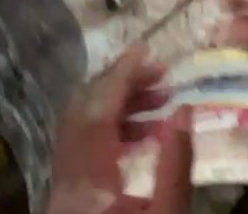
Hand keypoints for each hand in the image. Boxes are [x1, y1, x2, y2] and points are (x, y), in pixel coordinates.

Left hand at [47, 48, 191, 213]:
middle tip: (162, 75)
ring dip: (117, 109)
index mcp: (90, 180)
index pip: (99, 111)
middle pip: (82, 116)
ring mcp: (63, 193)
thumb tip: (184, 108)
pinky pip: (81, 152)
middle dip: (120, 87)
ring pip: (79, 133)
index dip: (121, 75)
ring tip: (161, 104)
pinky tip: (142, 138)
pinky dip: (110, 132)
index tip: (146, 49)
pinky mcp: (68, 203)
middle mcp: (67, 180)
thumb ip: (175, 163)